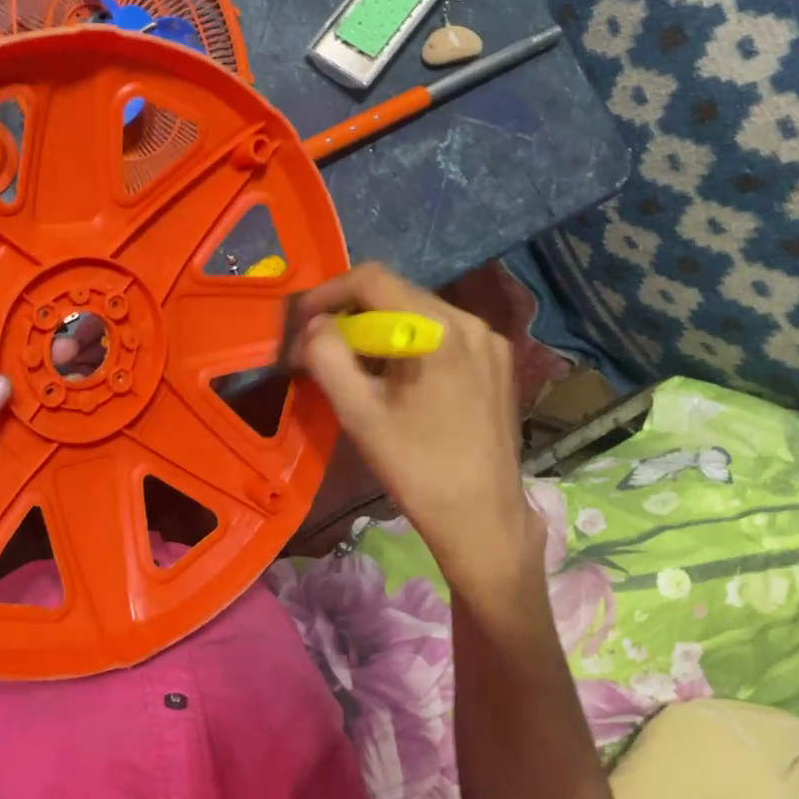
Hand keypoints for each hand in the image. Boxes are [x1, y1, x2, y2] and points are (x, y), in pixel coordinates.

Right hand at [295, 263, 542, 597]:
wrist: (483, 519)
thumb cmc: (417, 468)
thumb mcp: (358, 413)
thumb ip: (327, 357)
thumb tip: (313, 325)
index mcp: (440, 330)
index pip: (373, 280)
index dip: (328, 292)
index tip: (301, 320)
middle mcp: (471, 323)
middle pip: (397, 293)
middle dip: (351, 312)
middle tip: (320, 345)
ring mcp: (490, 342)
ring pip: (419, 313)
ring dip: (379, 329)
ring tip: (354, 365)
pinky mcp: (497, 362)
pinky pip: (441, 333)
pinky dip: (408, 343)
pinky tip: (394, 378)